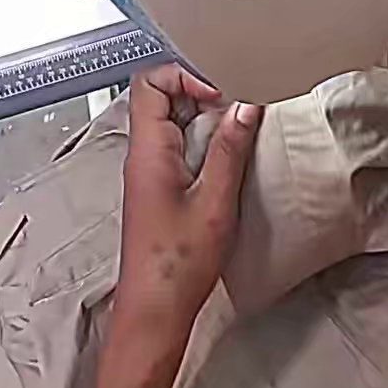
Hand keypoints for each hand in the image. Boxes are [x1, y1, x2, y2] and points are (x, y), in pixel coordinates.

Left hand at [115, 64, 261, 337]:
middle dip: (201, 97)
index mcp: (147, 151)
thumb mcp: (215, 201)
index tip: (219, 96)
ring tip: (236, 137)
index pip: (150, 83)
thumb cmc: (178, 263)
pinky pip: (178, 149)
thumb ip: (230, 149)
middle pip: (161, 99)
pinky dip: (203, 145)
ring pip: (172, 124)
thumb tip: (245, 106)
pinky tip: (227, 164)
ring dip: (205, 123)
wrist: (155, 310)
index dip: (185, 78)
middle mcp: (142, 156)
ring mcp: (149, 172)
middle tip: (235, 114)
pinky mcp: (159, 188)